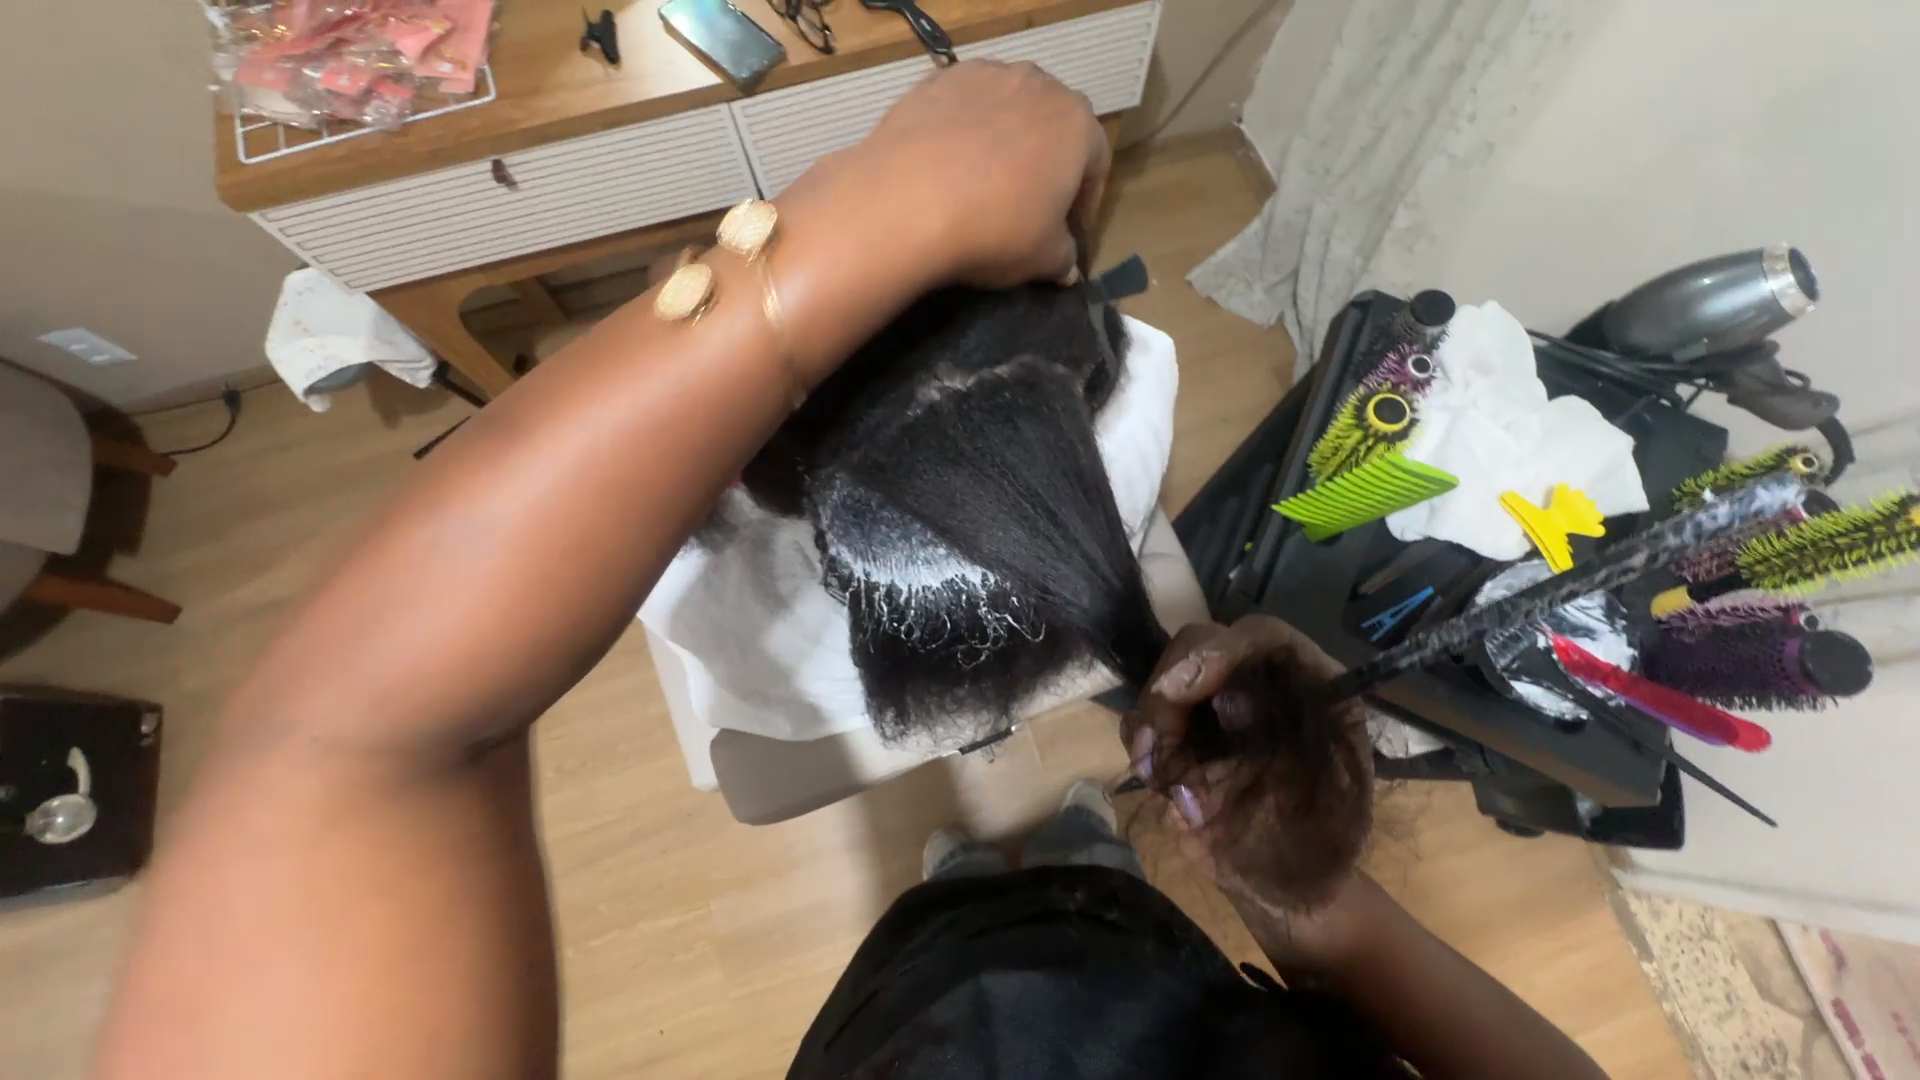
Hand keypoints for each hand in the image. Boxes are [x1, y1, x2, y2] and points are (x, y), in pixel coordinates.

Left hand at [802, 60, 1109, 288]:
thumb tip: (1067, 268)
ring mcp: (983, 76)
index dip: (1085, 202)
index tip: (1070, 233)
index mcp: (1076, 122)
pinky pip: (960, 113)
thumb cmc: (996, 230)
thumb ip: (1063, 258)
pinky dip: (960, 138)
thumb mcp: (1042, 258)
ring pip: (1005, 114)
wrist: (907, 203)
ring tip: (984, 189)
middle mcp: (1036, 85)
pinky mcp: (934, 82)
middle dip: (1046, 167)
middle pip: (1051, 128)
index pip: (1095, 162)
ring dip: (1003, 147)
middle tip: (1029, 209)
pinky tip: (946, 174)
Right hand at [1124, 616, 1377, 964]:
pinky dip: (1142, 749)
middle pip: (1194, 647)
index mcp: (1306, 682)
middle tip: (1153, 753)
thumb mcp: (1326, 805)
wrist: (1292, 883)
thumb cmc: (1322, 845)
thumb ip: (1283, 764)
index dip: (1216, 652)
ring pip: (1160, 683)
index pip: (1260, 638)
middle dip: (1167, 696)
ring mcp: (1210, 701)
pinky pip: (1141, 721)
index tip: (1180, 689)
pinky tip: (1160, 784)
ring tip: (1160, 781)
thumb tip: (1217, 732)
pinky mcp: (1175, 730)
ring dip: (1150, 728)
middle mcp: (1254, 677)